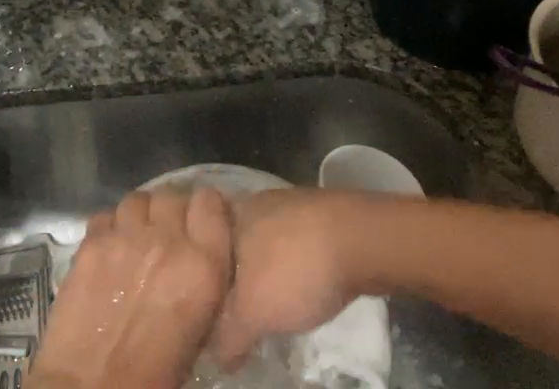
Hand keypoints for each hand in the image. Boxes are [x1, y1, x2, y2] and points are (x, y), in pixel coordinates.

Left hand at [33, 187, 233, 388]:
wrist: (94, 387)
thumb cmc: (155, 374)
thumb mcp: (198, 327)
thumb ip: (200, 281)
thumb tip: (197, 262)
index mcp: (203, 266)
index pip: (210, 203)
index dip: (206, 210)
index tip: (202, 222)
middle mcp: (166, 240)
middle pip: (172, 196)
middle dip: (171, 211)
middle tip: (166, 233)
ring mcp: (125, 237)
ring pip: (137, 200)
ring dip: (140, 215)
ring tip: (136, 237)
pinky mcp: (91, 243)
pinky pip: (105, 215)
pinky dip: (110, 226)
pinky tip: (109, 248)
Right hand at [210, 189, 366, 369]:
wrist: (362, 240)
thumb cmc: (294, 270)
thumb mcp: (253, 313)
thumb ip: (229, 336)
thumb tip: (219, 358)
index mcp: (226, 214)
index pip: (197, 241)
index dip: (196, 270)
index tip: (198, 297)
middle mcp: (252, 201)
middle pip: (231, 240)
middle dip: (231, 270)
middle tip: (232, 304)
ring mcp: (287, 203)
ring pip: (263, 239)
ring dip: (263, 266)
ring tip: (267, 299)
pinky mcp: (319, 213)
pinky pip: (293, 241)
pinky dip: (292, 262)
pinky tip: (300, 283)